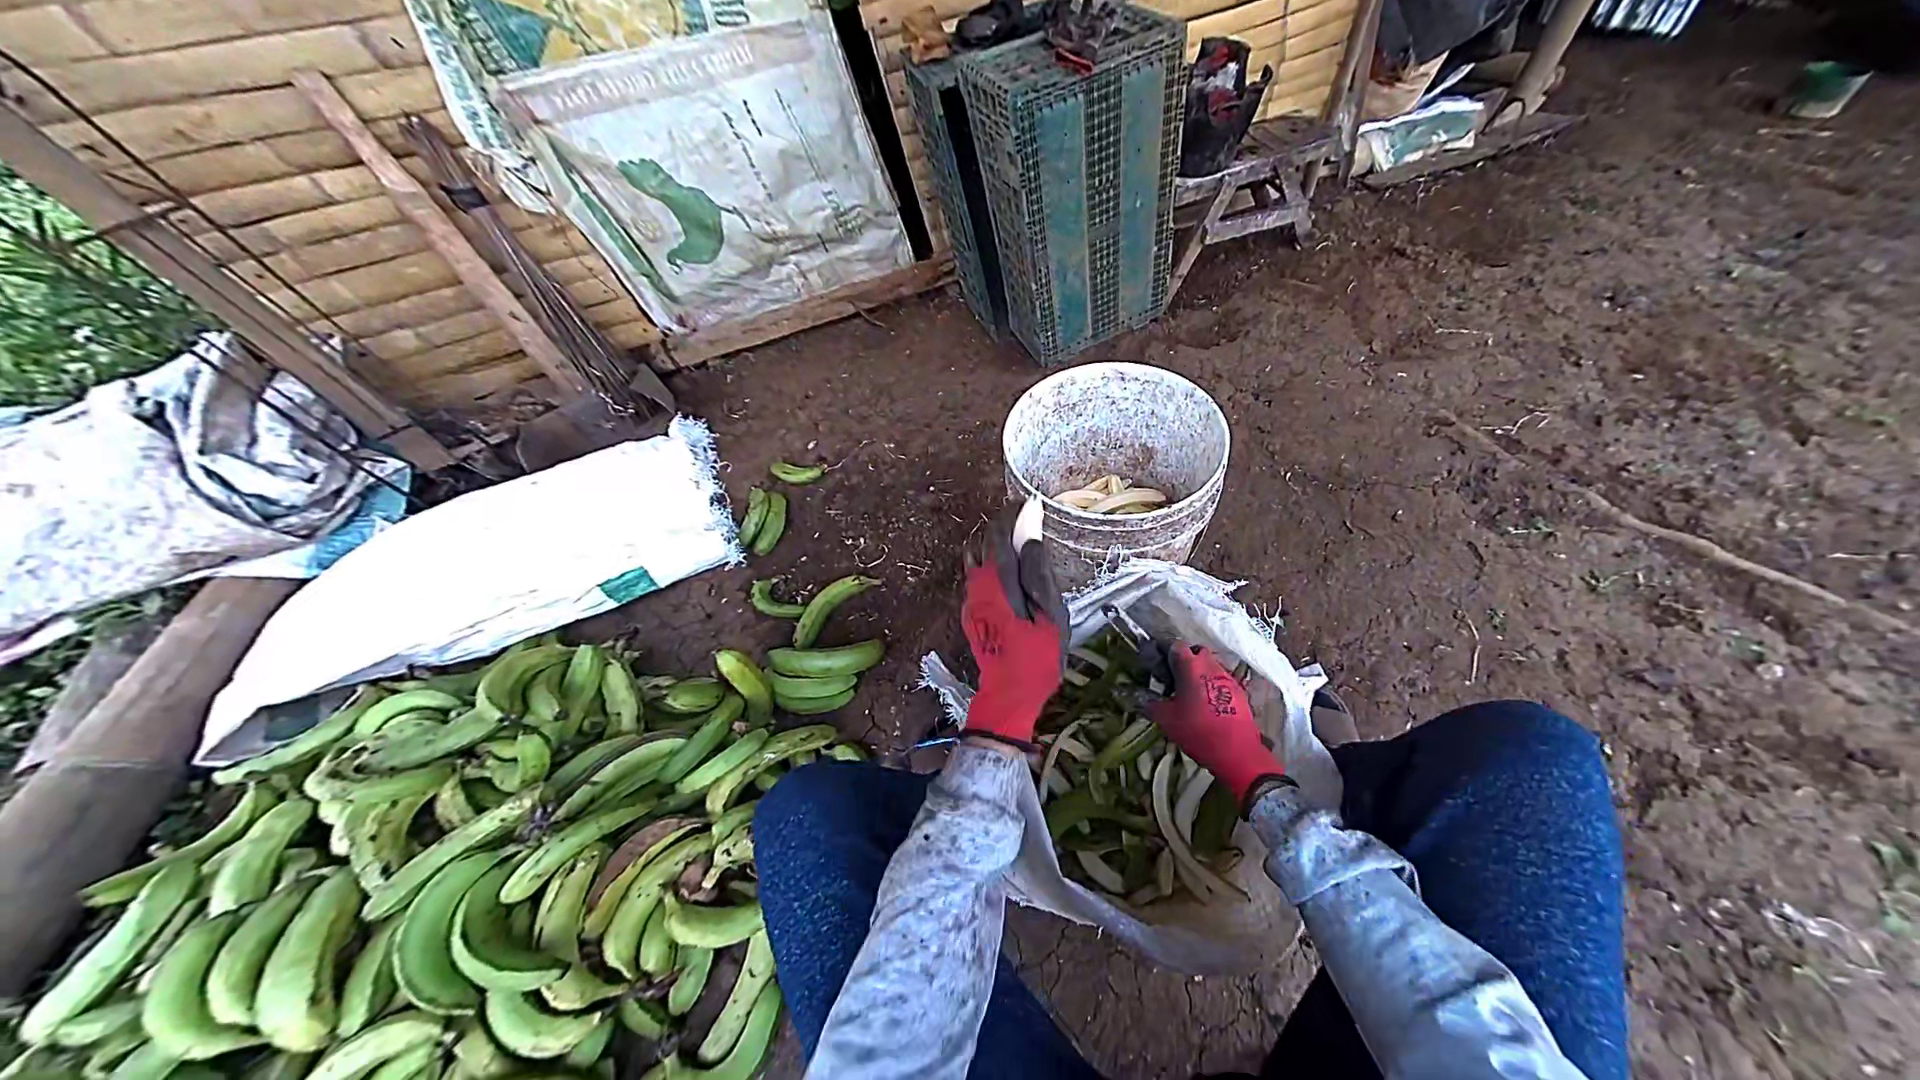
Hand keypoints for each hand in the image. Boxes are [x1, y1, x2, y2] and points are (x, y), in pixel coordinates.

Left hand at [960, 505, 1066, 744]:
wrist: (1008, 694)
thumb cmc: (1037, 658)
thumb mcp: (1051, 617)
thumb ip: (1039, 575)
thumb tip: (1032, 539)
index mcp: (998, 584)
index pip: (998, 536)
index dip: (1012, 516)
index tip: (1028, 504)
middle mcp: (977, 586)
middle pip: (984, 543)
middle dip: (1004, 527)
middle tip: (1028, 520)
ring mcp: (970, 598)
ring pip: (977, 558)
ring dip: (996, 544)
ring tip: (1022, 542)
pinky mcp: (971, 609)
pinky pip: (977, 575)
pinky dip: (992, 563)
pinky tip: (1011, 571)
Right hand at [1150, 643, 1283, 806]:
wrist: (1238, 753)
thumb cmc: (1197, 730)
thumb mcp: (1166, 719)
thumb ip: (1149, 703)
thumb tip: (1133, 696)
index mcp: (1191, 666)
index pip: (1175, 645)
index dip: (1164, 650)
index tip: (1157, 662)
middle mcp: (1211, 666)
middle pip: (1196, 652)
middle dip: (1185, 660)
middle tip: (1173, 677)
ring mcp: (1228, 678)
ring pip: (1211, 666)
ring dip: (1200, 673)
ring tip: (1189, 692)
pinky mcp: (1240, 692)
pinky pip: (1222, 681)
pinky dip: (1212, 686)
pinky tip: (1206, 704)